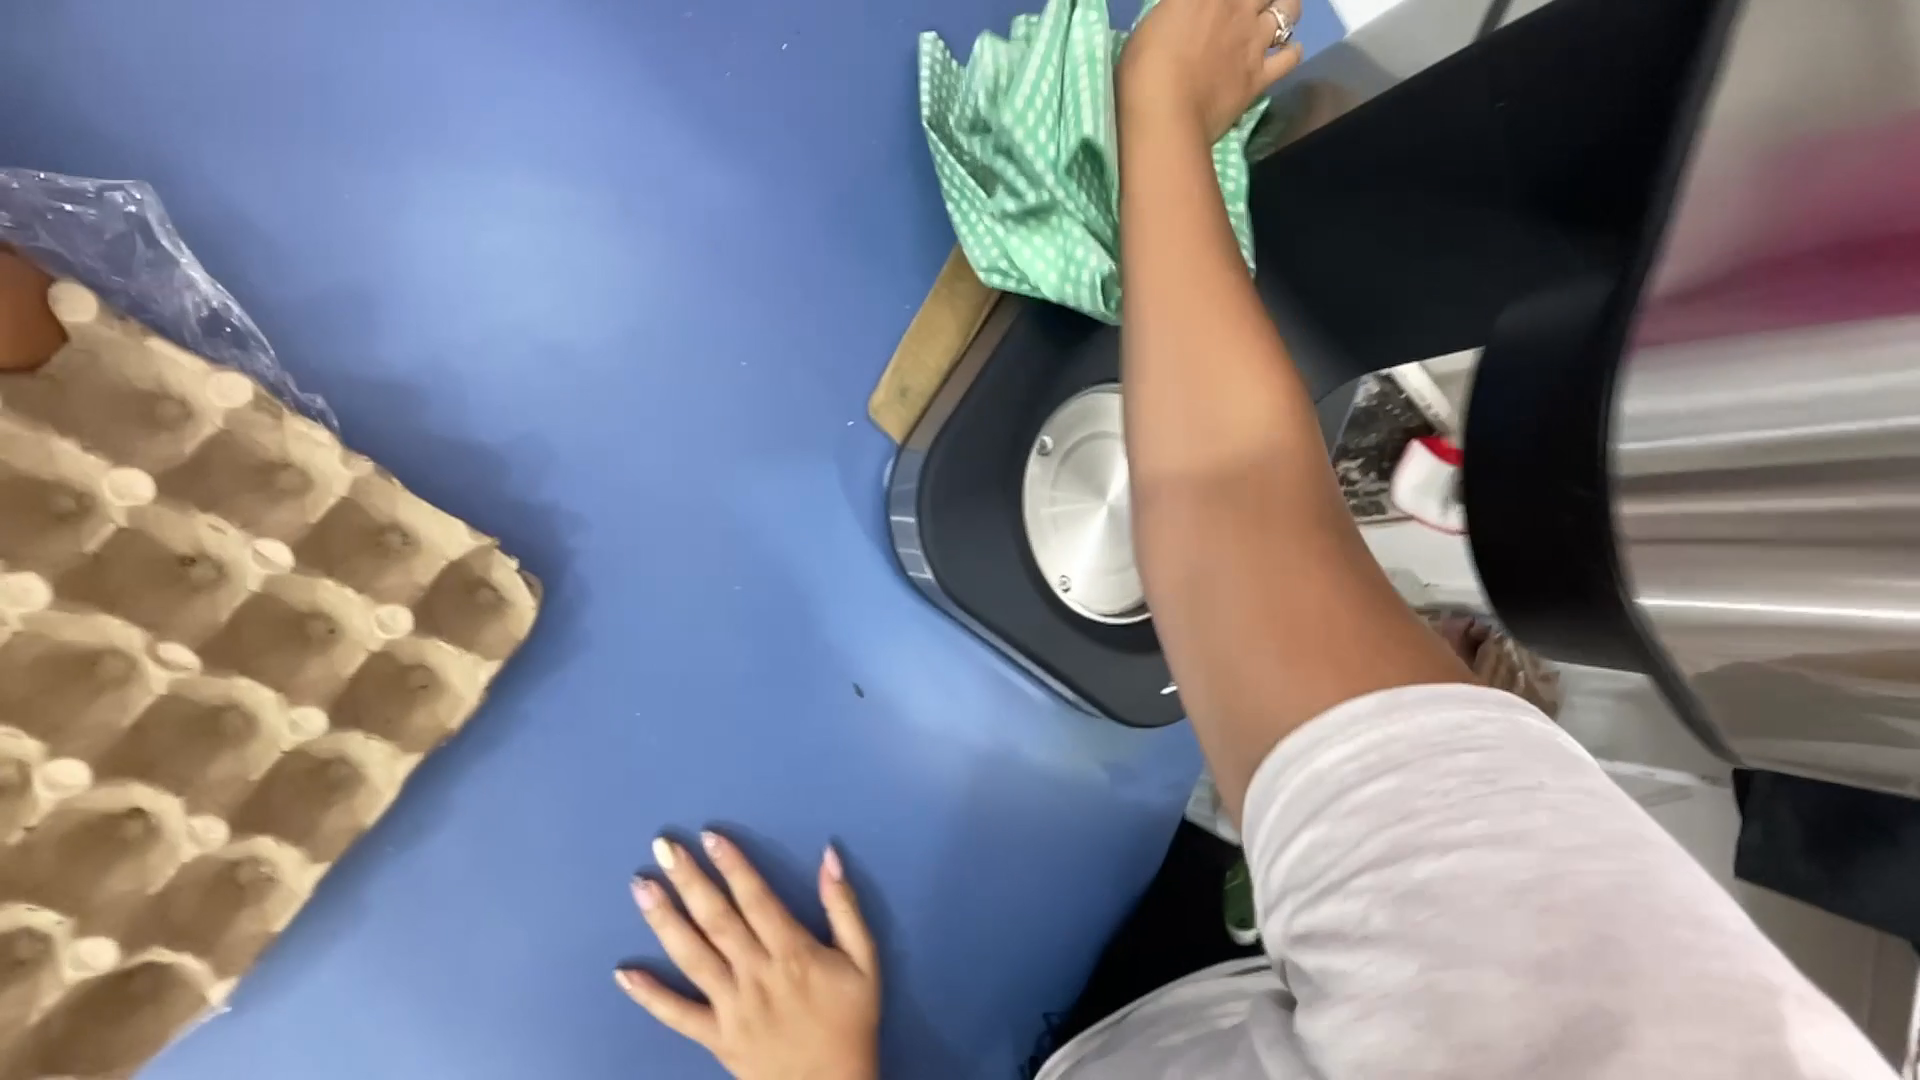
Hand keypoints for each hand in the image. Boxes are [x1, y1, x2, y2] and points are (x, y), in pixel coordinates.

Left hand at [617, 833, 880, 1079]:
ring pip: (692, 957)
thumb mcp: (864, 959)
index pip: (756, 898)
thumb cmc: (850, 1018)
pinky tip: (624, 972)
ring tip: (641, 888)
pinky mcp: (716, 1037)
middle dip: (689, 880)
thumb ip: (844, 906)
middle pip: (717, 919)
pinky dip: (649, 995)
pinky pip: (677, 1015)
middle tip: (664, 847)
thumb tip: (829, 857)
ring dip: (664, 920)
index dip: (733, 865)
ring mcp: (731, 1007)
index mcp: (792, 952)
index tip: (710, 837)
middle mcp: (756, 974)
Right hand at [1119, 0, 1304, 142]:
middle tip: (1252, 4)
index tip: (1215, 7)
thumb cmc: (1142, 72)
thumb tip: (1184, 13)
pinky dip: (1291, 52)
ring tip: (1277, 17)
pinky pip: (1290, 57)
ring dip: (1286, 10)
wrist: (1164, 116)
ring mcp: (1253, 42)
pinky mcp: (1259, 77)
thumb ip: (1175, 12)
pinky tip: (1285, 52)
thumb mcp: (1150, 27)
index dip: (1220, 1)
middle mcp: (1237, 8)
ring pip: (1289, 10)